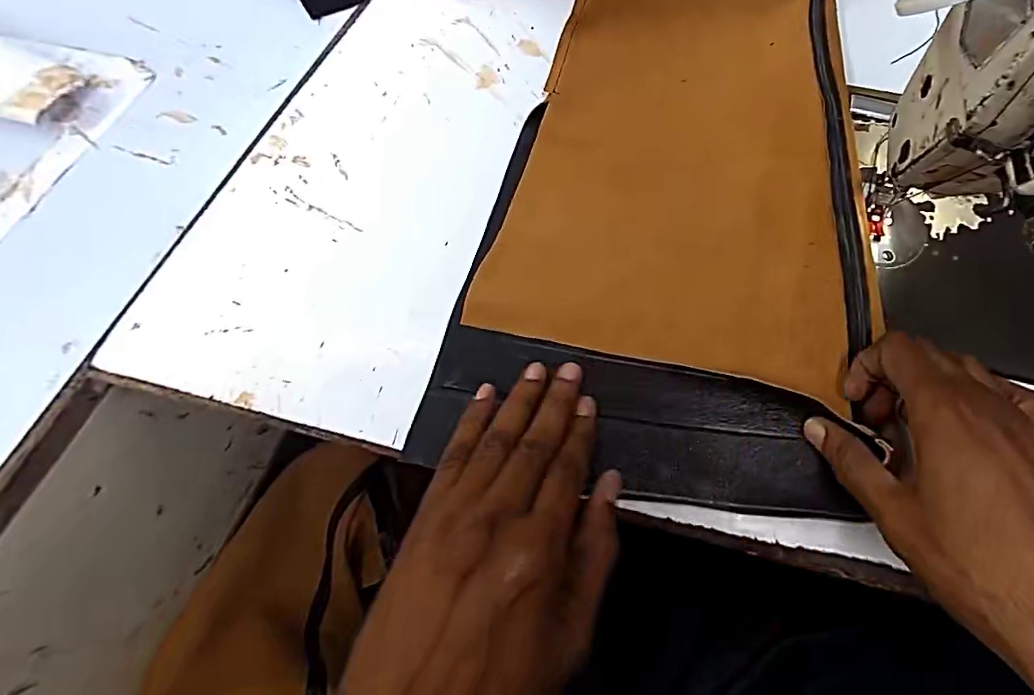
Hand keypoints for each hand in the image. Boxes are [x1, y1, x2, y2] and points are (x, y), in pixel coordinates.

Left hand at [342, 362, 621, 694]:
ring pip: (494, 442)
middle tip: (569, 371)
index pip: (567, 469)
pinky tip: (482, 399)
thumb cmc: (498, 683)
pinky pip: (451, 458)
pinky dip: (469, 423)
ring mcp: (454, 517)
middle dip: (554, 403)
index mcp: (538, 547)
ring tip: (534, 371)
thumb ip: (596, 554)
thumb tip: (611, 490)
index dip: (581, 432)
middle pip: (533, 445)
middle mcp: (496, 521)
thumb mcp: (571, 635)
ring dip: (516, 401)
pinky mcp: (422, 522)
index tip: (590, 404)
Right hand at [804, 332, 1033, 694]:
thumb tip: (824, 433)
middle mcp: (982, 402)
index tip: (857, 398)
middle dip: (891, 378)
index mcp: (942, 408)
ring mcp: (1015, 418)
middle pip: (926, 353)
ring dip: (929, 387)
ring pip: (963, 369)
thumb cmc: (989, 567)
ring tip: (914, 431)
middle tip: (877, 419)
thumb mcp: (895, 513)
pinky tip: (966, 433)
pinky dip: (976, 399)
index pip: (896, 347)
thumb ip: (852, 461)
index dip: (866, 365)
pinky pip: (1004, 394)